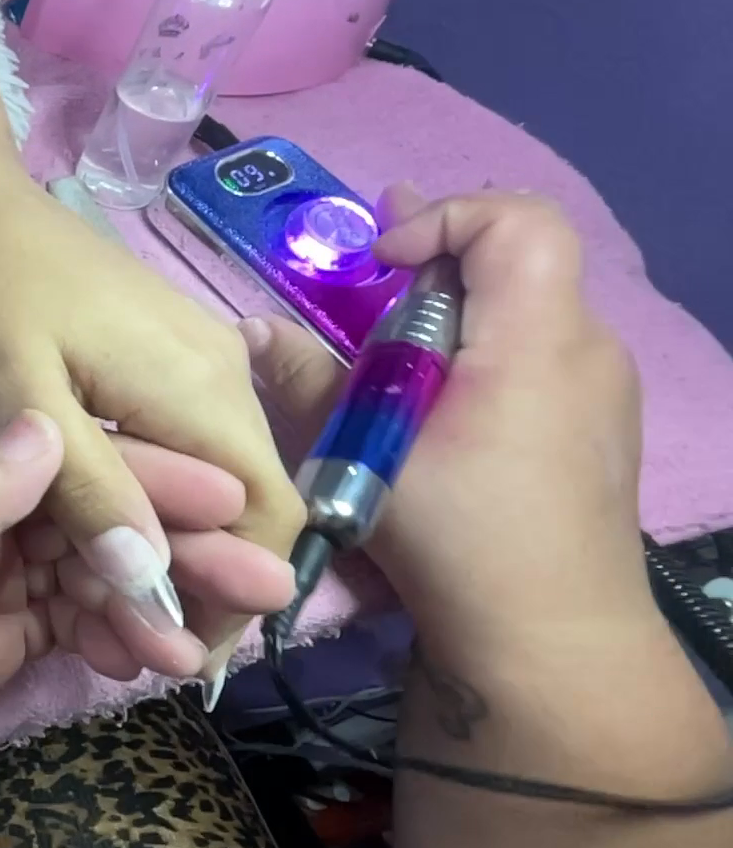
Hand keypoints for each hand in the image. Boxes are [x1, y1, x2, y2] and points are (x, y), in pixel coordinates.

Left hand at [0, 167, 297, 681]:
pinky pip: (164, 452)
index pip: (265, 513)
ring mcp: (185, 370)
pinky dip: (138, 505)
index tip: (179, 652)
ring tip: (106, 612)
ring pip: (198, 484)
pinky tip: (92, 540)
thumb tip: (154, 575)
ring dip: (161, 550)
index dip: (233, 592)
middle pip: (237, 504)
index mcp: (196, 389)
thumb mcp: (20, 394)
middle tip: (134, 646)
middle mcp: (214, 380)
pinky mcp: (149, 369)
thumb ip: (90, 484)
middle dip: (194, 582)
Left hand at [0, 410, 257, 847]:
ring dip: (144, 600)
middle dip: (164, 545)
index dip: (136, 477)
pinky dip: (102, 637)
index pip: (46, 461)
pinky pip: (54, 625)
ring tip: (212, 640)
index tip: (226, 498)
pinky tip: (148, 658)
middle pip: (74, 519)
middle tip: (262, 581)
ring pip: (74, 576)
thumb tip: (37, 424)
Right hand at [241, 187, 652, 648]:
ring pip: (522, 310)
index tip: (375, 264)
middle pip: (520, 261)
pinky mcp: (588, 421)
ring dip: (448, 308)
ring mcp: (596, 387)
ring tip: (380, 342)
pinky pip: (530, 353)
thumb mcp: (358, 454)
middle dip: (435, 256)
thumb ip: (308, 381)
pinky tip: (423, 396)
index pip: (518, 224)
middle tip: (365, 271)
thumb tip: (250, 329)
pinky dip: (471, 348)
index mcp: (536, 345)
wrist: (545, 629)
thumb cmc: (452, 533)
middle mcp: (584, 350)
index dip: (442, 219)